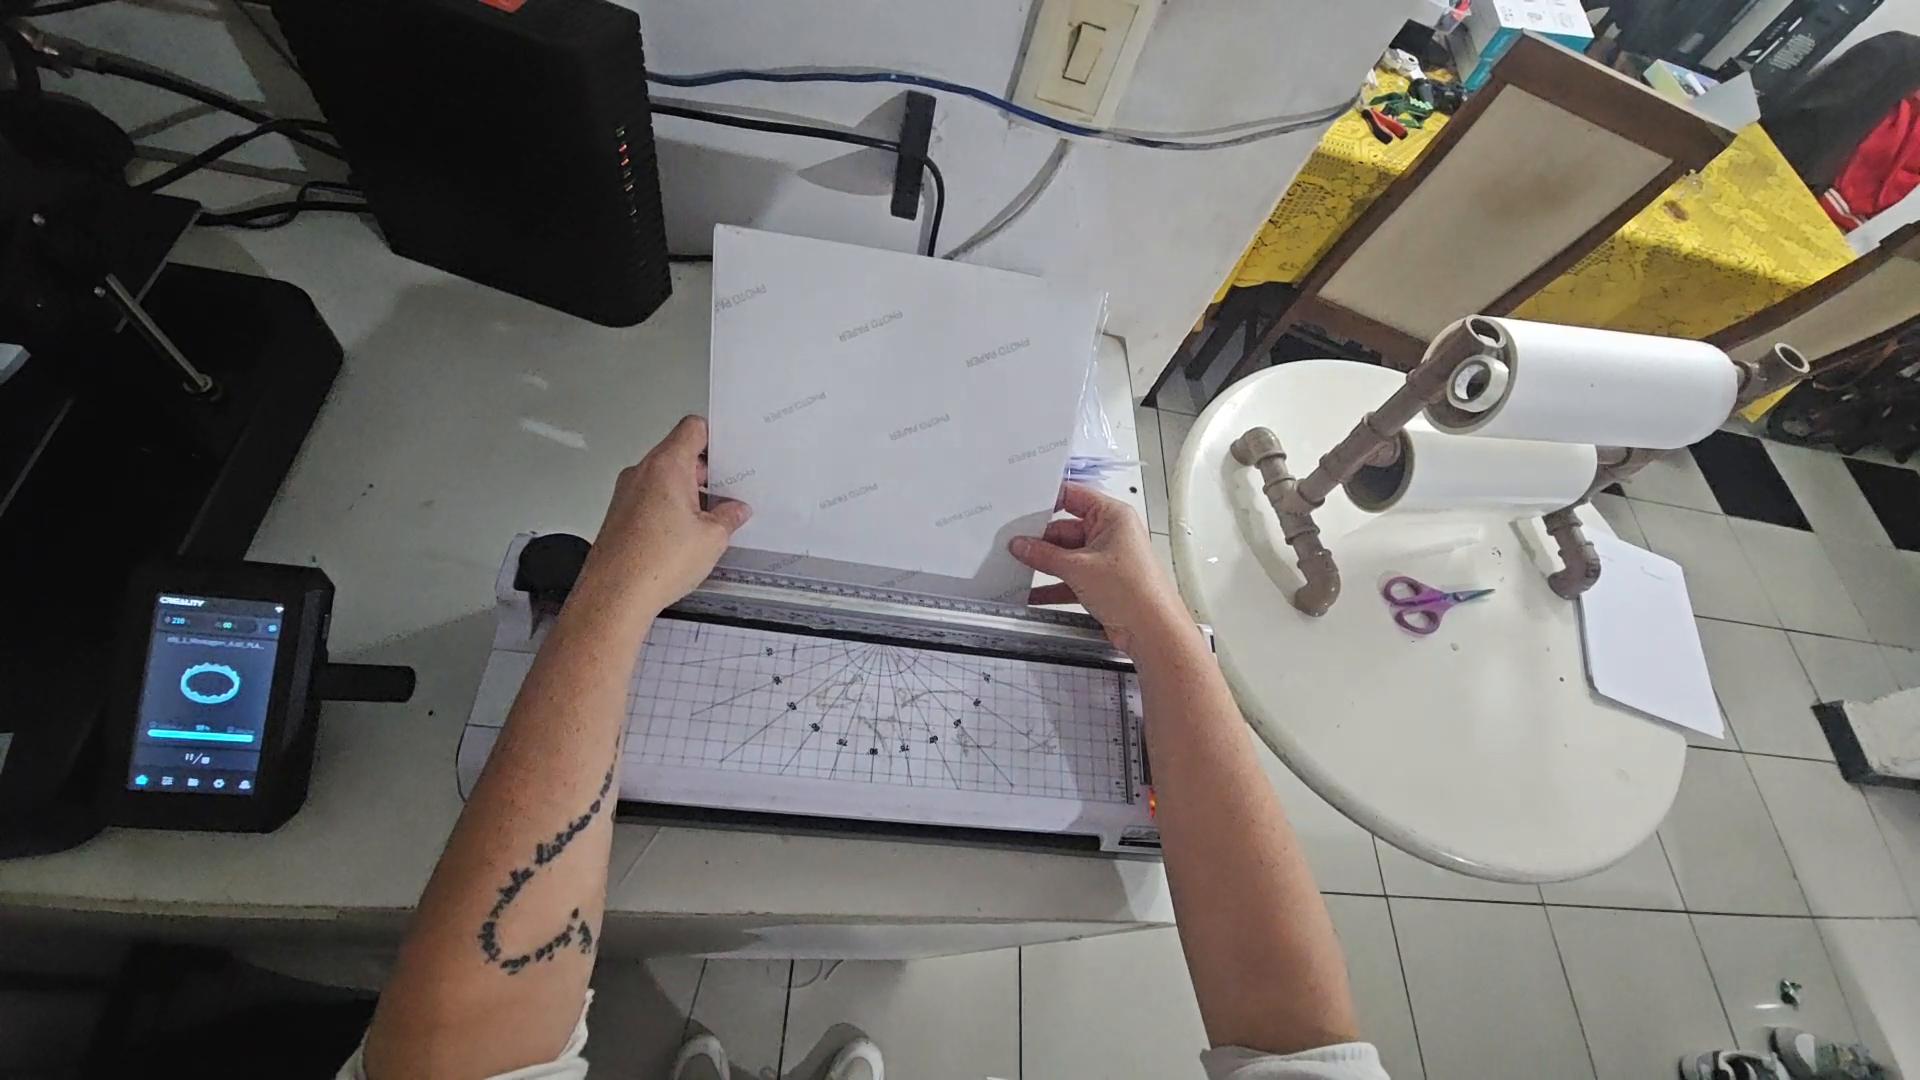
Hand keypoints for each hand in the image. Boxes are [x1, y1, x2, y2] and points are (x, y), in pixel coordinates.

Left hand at [584, 415, 751, 615]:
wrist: (615, 596)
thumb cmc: (655, 564)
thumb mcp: (713, 538)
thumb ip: (729, 516)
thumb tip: (735, 510)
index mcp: (667, 466)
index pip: (692, 429)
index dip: (715, 437)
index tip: (730, 453)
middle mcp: (642, 473)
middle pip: (679, 453)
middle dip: (706, 472)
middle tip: (728, 493)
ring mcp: (627, 493)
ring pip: (664, 477)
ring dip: (688, 492)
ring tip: (709, 520)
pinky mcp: (620, 514)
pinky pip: (650, 498)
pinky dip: (670, 507)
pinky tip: (686, 535)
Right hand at [1010, 484, 1187, 654]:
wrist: (1152, 631)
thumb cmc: (1133, 591)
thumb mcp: (1079, 568)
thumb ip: (1045, 555)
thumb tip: (1022, 545)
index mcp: (1112, 516)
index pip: (1073, 496)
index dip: (1048, 500)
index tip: (1022, 507)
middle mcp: (1110, 533)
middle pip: (1065, 529)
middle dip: (1040, 540)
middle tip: (1012, 544)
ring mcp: (1105, 558)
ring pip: (1066, 555)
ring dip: (1044, 564)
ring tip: (1016, 566)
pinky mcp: (1101, 581)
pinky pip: (1070, 577)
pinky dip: (1053, 585)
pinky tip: (1032, 593)